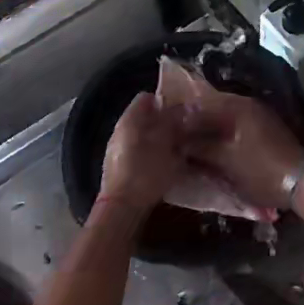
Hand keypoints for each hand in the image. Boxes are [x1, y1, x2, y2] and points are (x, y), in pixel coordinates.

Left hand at [97, 93, 185, 217]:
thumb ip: (172, 123)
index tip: (183, 111)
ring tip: (180, 150)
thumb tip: (181, 108)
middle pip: (144, 118)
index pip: (146, 98)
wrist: (123, 206)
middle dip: (165, 123)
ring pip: (143, 136)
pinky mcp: (119, 168)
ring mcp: (117, 150)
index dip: (165, 102)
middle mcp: (119, 131)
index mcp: (128, 120)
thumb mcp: (165, 144)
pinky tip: (166, 166)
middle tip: (186, 131)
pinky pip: (139, 153)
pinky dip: (153, 155)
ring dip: (160, 140)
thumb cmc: (146, 171)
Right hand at [183, 91, 303, 208]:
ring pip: (224, 120)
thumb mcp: (224, 160)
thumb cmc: (260, 170)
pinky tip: (212, 149)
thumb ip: (198, 148)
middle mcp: (249, 106)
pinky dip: (222, 136)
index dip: (182, 117)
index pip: (200, 104)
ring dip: (208, 131)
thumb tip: (178, 143)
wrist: (302, 185)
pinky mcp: (265, 132)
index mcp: (238, 107)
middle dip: (195, 124)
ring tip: (191, 145)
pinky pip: (235, 128)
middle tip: (176, 138)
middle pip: (212, 110)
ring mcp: (259, 118)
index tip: (167, 129)